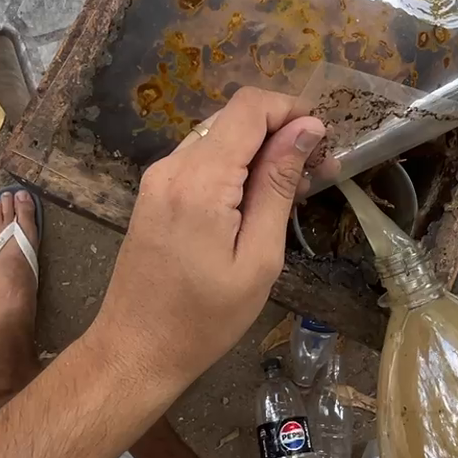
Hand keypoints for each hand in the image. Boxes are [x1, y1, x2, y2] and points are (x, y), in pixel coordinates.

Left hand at [92, 87, 324, 392]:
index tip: (322, 141)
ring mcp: (158, 176)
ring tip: (293, 190)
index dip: (291, 109)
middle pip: (234, 117)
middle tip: (317, 172)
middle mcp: (173, 165)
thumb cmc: (205, 318)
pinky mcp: (154, 190)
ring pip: (219, 135)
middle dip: (280, 132)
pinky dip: (234, 165)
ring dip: (259, 150)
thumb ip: (279, 186)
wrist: (135, 350)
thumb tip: (306, 129)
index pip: (249, 107)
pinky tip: (255, 199)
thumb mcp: (258, 258)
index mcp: (200, 180)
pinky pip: (201, 157)